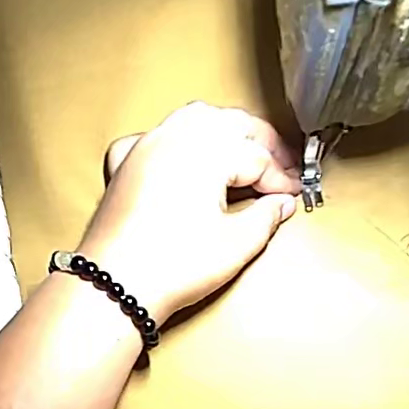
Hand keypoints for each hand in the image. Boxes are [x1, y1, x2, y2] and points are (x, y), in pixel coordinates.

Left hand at [68, 102, 302, 322]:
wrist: (117, 286)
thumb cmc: (171, 266)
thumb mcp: (237, 245)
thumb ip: (266, 217)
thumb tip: (280, 205)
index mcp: (207, 148)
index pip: (258, 155)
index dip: (281, 178)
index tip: (291, 195)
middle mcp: (174, 136)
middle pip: (229, 124)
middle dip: (260, 145)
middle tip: (280, 169)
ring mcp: (145, 146)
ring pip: (192, 122)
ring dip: (222, 135)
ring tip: (241, 160)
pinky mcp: (125, 167)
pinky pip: (156, 140)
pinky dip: (178, 145)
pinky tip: (185, 161)